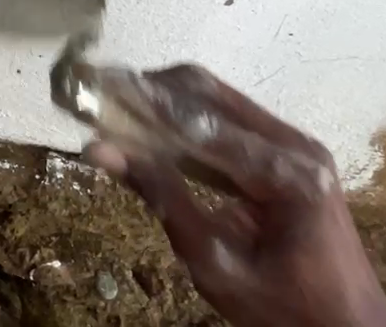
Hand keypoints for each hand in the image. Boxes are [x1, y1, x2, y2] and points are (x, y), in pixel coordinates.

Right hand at [83, 65, 385, 326]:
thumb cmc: (286, 311)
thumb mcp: (216, 264)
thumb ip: (160, 197)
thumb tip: (97, 148)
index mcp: (287, 174)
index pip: (196, 120)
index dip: (138, 98)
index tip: (90, 81)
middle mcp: (294, 145)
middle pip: (204, 92)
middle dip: (144, 89)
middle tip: (94, 91)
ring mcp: (294, 145)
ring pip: (210, 97)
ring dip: (158, 99)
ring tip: (110, 105)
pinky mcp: (285, 153)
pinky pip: (222, 118)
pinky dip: (178, 117)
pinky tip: (145, 127)